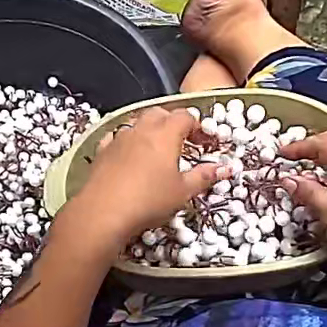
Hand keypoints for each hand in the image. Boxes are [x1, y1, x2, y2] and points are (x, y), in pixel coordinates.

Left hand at [64, 108, 225, 250]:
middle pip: (160, 114)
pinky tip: (128, 153)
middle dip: (173, 122)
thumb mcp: (182, 192)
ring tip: (157, 148)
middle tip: (183, 141)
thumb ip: (204, 176)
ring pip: (136, 122)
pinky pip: (116, 137)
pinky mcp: (101, 152)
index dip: (198, 126)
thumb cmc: (149, 201)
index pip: (185, 117)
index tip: (205, 142)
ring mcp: (118, 138)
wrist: (103, 212)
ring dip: (149, 129)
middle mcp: (141, 129)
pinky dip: (127, 141)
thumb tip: (225, 167)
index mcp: (165, 134)